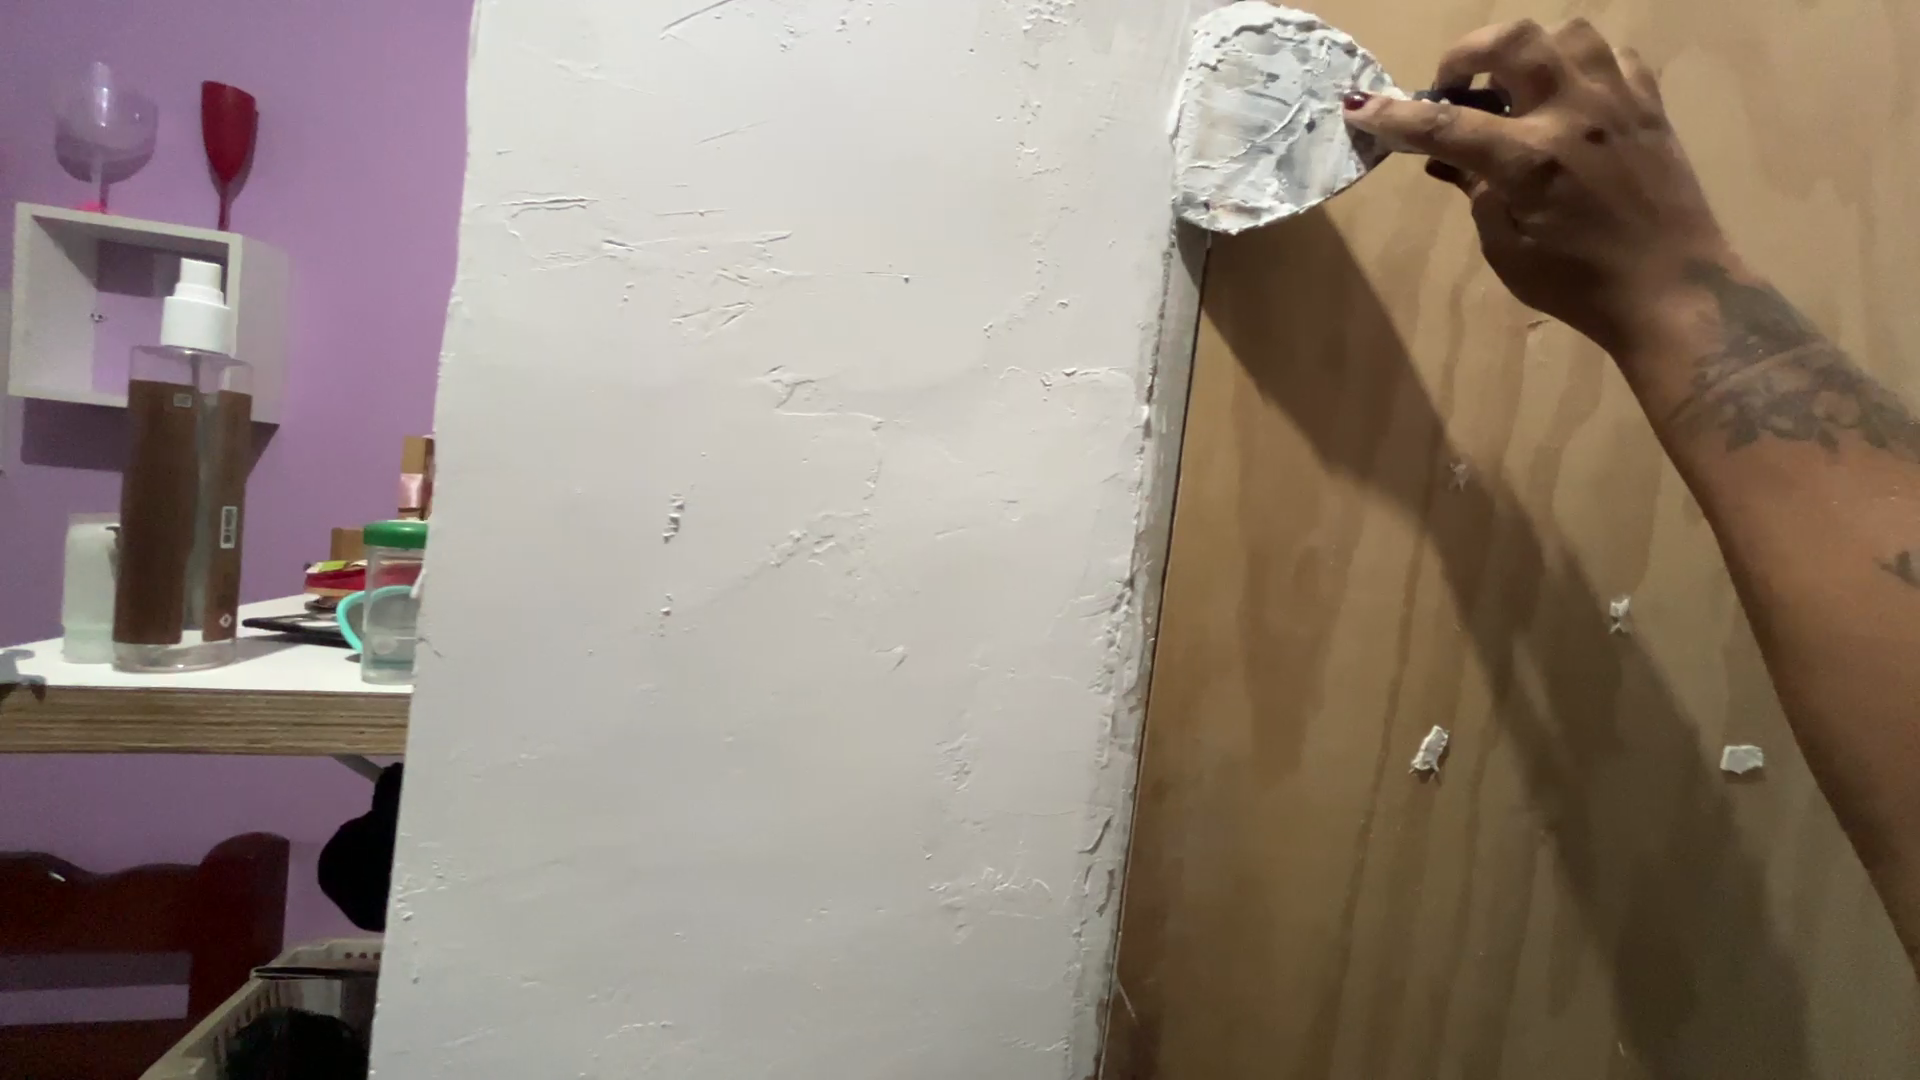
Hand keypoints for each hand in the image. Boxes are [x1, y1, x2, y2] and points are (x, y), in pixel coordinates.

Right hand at [1343, 19, 1729, 356]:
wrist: (1665, 285)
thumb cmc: (1568, 280)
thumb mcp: (1503, 243)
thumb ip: (1476, 189)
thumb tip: (1448, 158)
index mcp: (1528, 160)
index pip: (1445, 125)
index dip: (1395, 116)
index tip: (1359, 108)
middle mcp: (1573, 114)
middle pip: (1513, 42)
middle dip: (1465, 55)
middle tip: (1448, 88)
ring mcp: (1617, 100)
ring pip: (1565, 33)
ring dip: (1523, 51)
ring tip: (1505, 89)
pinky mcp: (1647, 103)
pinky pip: (1608, 56)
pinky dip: (1571, 66)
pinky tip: (1556, 101)